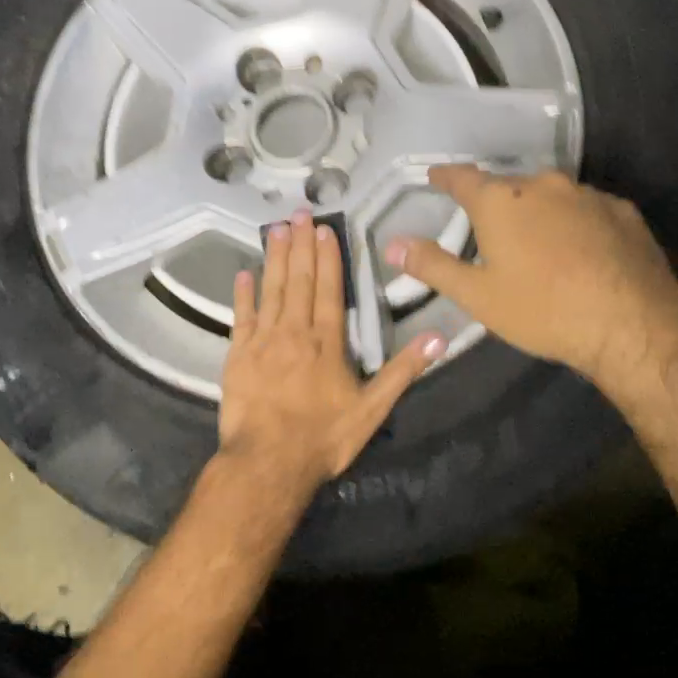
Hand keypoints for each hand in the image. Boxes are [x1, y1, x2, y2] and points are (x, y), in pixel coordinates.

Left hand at [219, 208, 447, 488]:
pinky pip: (241, 316)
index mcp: (327, 342)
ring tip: (275, 228)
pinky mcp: (237, 355)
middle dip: (301, 245)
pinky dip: (243, 294)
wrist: (267, 463)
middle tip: (299, 213)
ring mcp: (263, 341)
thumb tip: (439, 338)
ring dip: (274, 258)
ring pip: (271, 290)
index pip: (330, 289)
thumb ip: (403, 371)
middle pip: (299, 280)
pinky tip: (243, 273)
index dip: (328, 257)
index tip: (326, 229)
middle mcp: (295, 331)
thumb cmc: (323, 438)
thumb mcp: (373, 409)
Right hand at [383, 166, 677, 395]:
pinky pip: (586, 209)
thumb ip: (432, 266)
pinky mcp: (622, 211)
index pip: (462, 177)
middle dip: (496, 201)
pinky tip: (580, 250)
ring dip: (538, 211)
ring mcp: (587, 195)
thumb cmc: (543, 310)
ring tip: (537, 241)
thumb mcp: (478, 296)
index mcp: (500, 201)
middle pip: (508, 185)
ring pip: (550, 195)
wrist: (633, 324)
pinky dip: (575, 222)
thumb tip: (391, 244)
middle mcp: (542, 185)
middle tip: (488, 227)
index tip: (435, 176)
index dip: (446, 177)